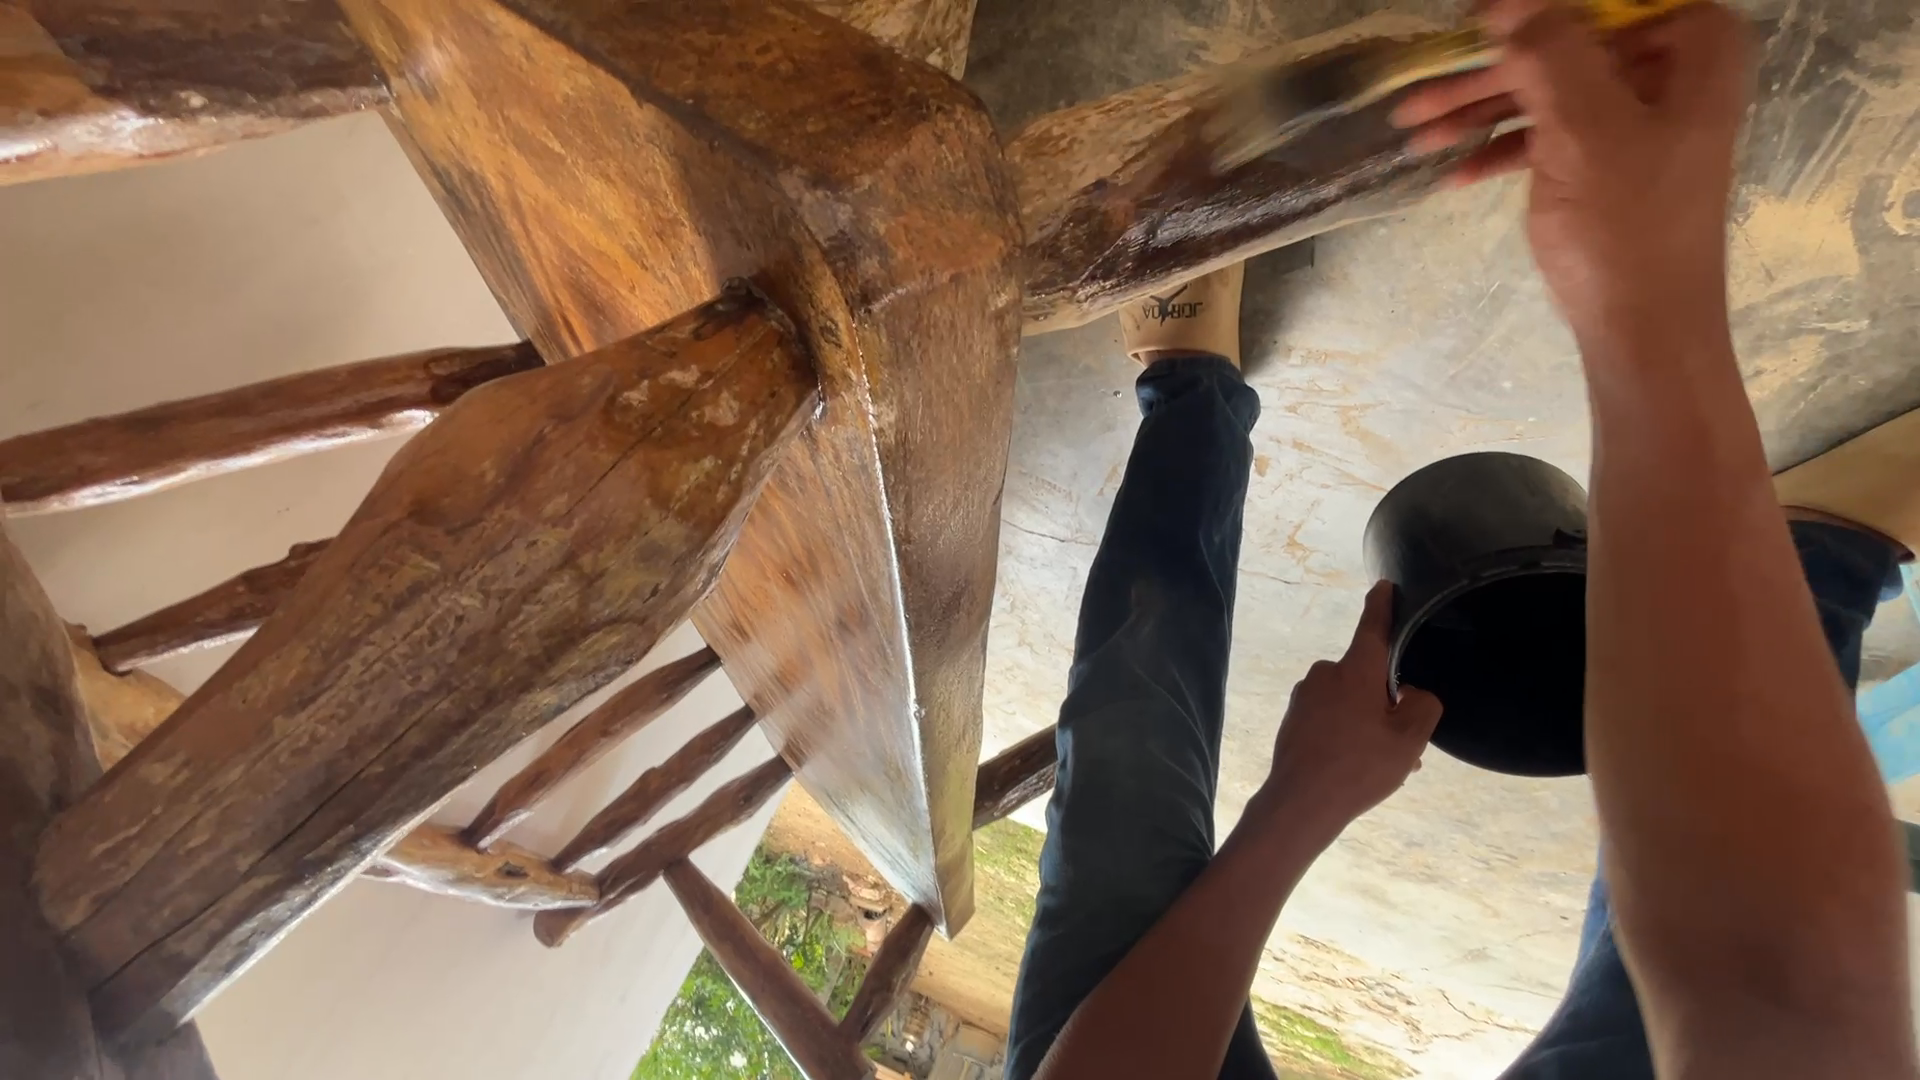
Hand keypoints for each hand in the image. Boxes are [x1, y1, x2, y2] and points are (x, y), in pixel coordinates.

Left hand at [1256, 583, 1441, 839]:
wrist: (1301, 799)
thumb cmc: (1360, 765)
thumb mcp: (1410, 738)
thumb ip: (1421, 704)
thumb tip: (1408, 693)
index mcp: (1353, 671)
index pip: (1372, 629)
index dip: (1381, 606)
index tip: (1383, 585)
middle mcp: (1323, 675)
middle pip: (1366, 677)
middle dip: (1386, 702)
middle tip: (1402, 742)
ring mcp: (1303, 695)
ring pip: (1349, 701)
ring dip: (1368, 722)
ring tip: (1380, 762)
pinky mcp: (1292, 716)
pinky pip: (1330, 716)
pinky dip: (1347, 732)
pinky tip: (1355, 764)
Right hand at [1390, 0, 1752, 352]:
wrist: (1642, 318)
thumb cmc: (1622, 225)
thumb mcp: (1583, 131)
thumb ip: (1551, 55)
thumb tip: (1507, 2)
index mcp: (1690, 43)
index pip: (1598, 7)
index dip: (1527, 17)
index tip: (1463, 29)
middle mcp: (1671, 70)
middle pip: (1561, 54)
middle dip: (1485, 79)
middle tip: (1414, 103)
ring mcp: (1637, 119)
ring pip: (1545, 98)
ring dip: (1479, 118)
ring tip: (1416, 138)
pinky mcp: (1609, 162)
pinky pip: (1549, 140)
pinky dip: (1503, 153)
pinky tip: (1456, 177)